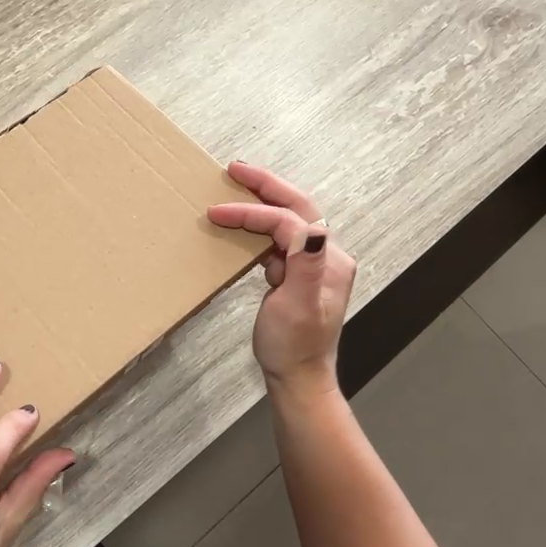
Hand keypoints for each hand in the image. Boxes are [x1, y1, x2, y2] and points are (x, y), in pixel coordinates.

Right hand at [207, 161, 357, 393]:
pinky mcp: (299, 273)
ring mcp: (314, 264)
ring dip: (264, 199)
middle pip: (298, 207)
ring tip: (238, 185)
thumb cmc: (293, 346)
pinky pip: (281, 238)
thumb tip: (314, 228)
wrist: (297, 377)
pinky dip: (261, 224)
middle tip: (235, 169)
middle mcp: (327, 256)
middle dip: (266, 185)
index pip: (290, 222)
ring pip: (290, 218)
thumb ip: (306, 265)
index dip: (253, 213)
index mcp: (329, 261)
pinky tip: (244, 223)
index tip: (216, 213)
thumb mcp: (298, 307)